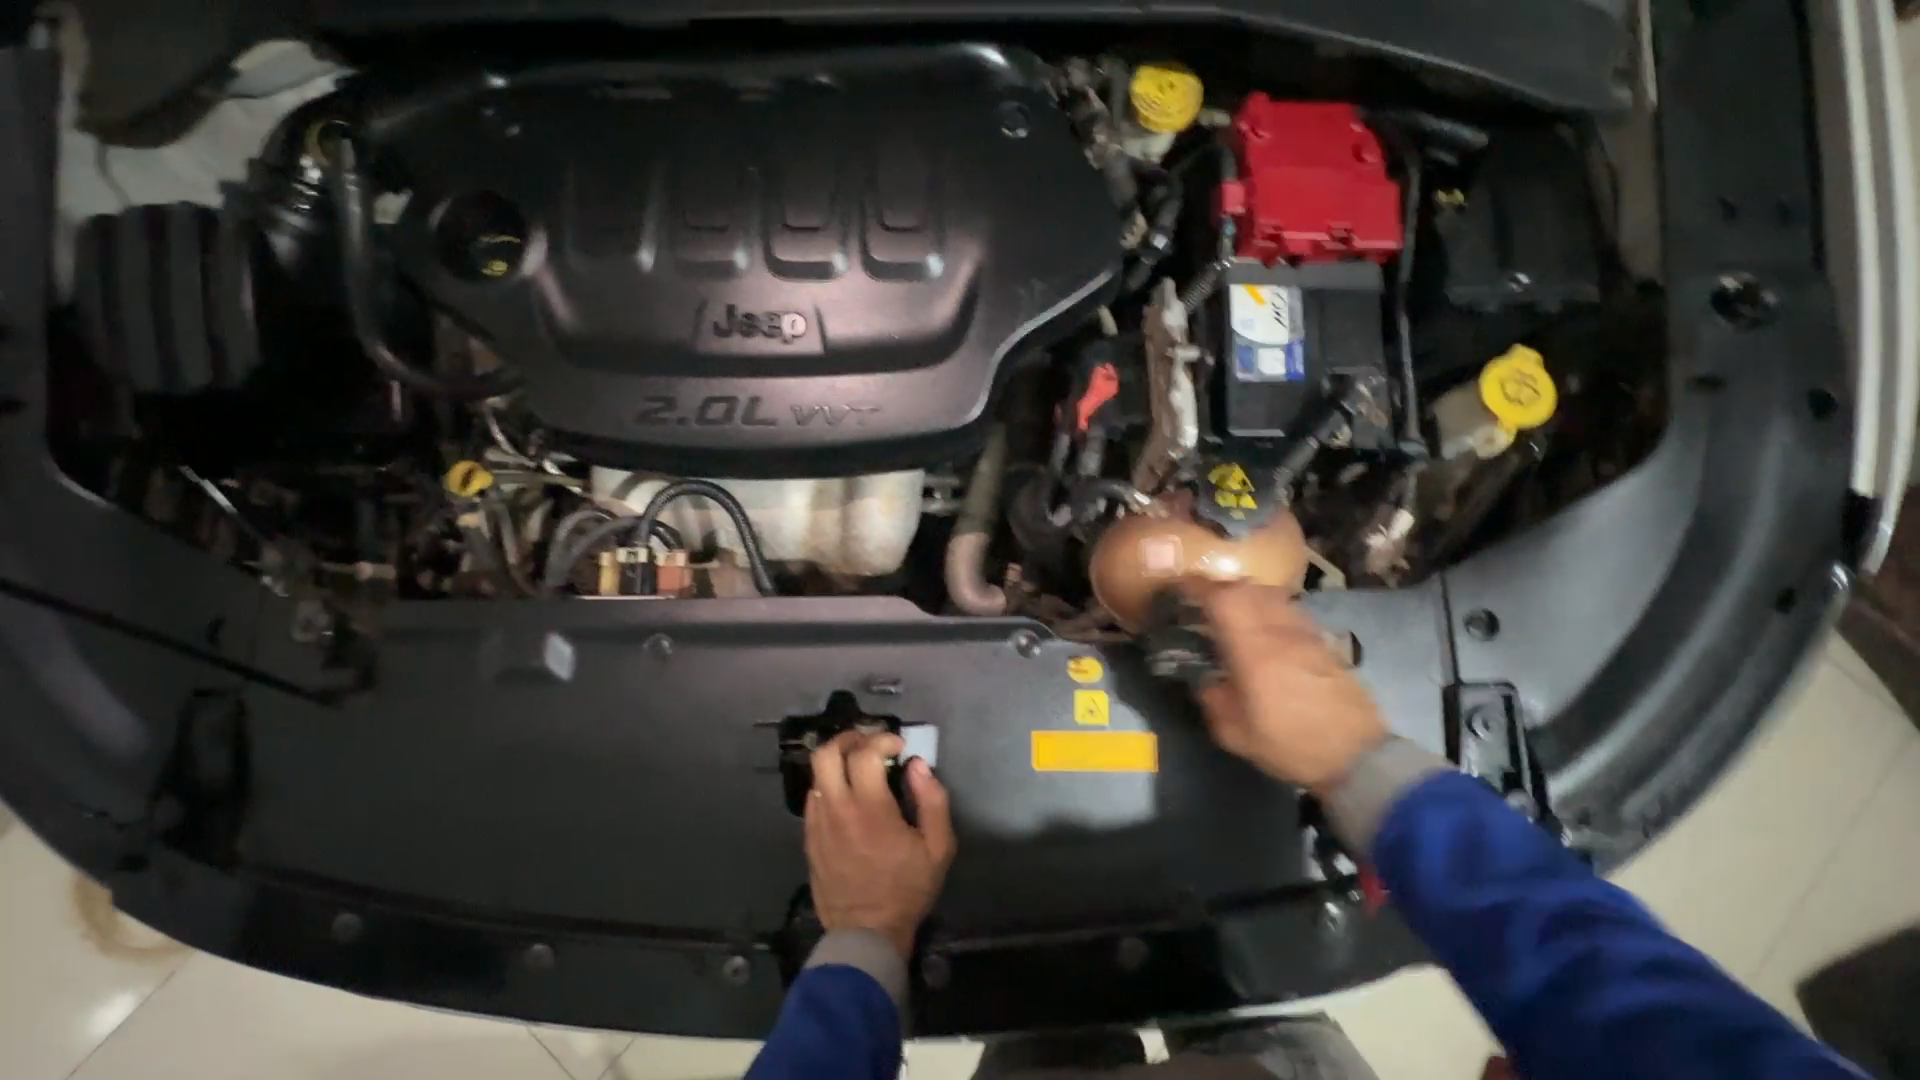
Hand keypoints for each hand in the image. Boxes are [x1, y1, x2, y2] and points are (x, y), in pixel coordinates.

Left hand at [805, 731, 955, 958]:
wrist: (866, 933)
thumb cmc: (907, 890)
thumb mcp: (938, 848)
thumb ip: (933, 800)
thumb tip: (918, 766)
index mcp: (870, 808)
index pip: (865, 752)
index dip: (882, 739)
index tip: (898, 747)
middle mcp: (837, 809)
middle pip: (827, 753)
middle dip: (849, 739)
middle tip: (870, 744)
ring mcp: (818, 823)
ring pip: (816, 773)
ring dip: (838, 761)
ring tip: (859, 766)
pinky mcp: (809, 838)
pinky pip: (813, 798)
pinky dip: (829, 785)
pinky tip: (847, 796)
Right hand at [1192, 582, 1389, 794]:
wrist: (1357, 757)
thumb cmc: (1290, 744)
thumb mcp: (1235, 733)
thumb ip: (1213, 700)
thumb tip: (1207, 682)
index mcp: (1254, 649)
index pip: (1224, 599)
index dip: (1199, 586)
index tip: (1182, 586)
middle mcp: (1281, 631)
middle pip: (1249, 588)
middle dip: (1222, 588)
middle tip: (1205, 602)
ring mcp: (1307, 635)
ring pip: (1273, 596)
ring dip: (1249, 596)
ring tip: (1236, 614)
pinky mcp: (1325, 645)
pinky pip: (1290, 612)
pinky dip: (1270, 611)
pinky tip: (1267, 633)